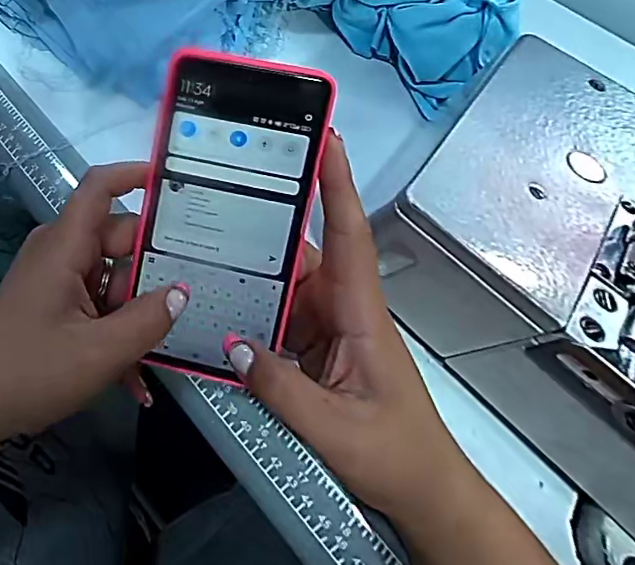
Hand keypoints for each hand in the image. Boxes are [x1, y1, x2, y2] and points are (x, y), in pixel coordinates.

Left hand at [0, 162, 187, 441]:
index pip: (99, 187)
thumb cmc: (29, 373)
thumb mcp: (99, 353)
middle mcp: (61, 249)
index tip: (175, 180)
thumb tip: (182, 291)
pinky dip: (116, 329)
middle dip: (151, 268)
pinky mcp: (56, 299)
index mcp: (65, 245)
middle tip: (195, 294)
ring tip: (162, 350)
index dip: (134, 174)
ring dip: (135, 312)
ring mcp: (58, 275)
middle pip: (119, 238)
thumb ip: (147, 320)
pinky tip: (134, 377)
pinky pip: (98, 300)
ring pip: (114, 275)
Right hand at [224, 133, 471, 523]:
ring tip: (209, 254)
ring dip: (251, 272)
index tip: (326, 139)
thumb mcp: (336, 430)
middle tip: (229, 190)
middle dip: (268, 222)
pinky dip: (250, 309)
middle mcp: (343, 307)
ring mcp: (327, 325)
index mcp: (361, 311)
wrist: (425, 494)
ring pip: (282, 283)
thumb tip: (234, 344)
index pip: (349, 233)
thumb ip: (282, 388)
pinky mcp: (314, 345)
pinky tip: (222, 309)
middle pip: (300, 252)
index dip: (337, 183)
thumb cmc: (400, 457)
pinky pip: (276, 314)